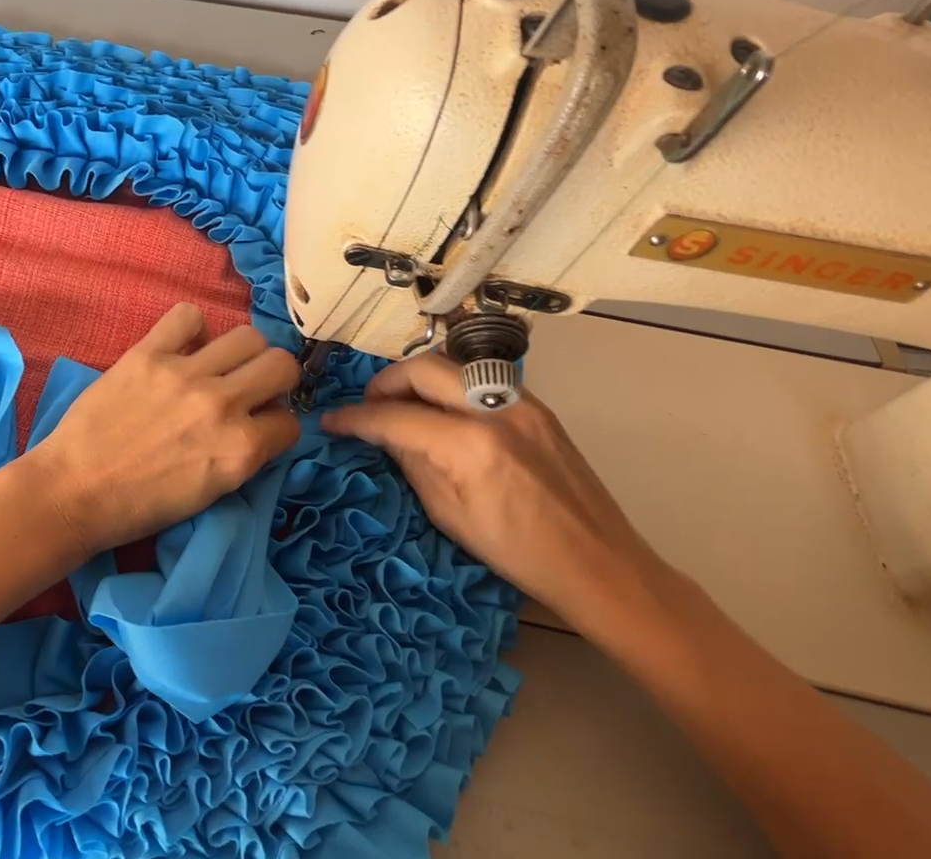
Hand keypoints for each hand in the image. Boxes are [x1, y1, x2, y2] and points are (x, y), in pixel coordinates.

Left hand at [26, 302, 300, 557]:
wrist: (74, 492)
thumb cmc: (138, 507)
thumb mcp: (210, 495)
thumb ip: (242, 456)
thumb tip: (258, 425)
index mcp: (241, 450)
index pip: (290, 422)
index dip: (276, 425)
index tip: (259, 426)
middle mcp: (223, 405)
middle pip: (282, 365)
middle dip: (274, 379)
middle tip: (249, 389)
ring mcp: (185, 374)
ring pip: (247, 336)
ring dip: (240, 353)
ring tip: (216, 367)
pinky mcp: (147, 354)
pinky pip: (187, 315)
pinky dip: (191, 328)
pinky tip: (180, 347)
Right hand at [321, 352, 668, 628]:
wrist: (600, 564)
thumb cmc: (518, 554)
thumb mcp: (448, 514)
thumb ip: (412, 462)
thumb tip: (383, 434)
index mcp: (471, 446)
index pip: (396, 416)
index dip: (356, 418)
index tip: (331, 422)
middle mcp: (497, 409)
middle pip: (424, 368)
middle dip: (385, 382)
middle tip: (368, 407)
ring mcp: (523, 403)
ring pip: (453, 367)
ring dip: (417, 380)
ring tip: (400, 408)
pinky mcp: (538, 408)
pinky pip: (480, 382)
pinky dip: (449, 390)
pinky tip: (441, 417)